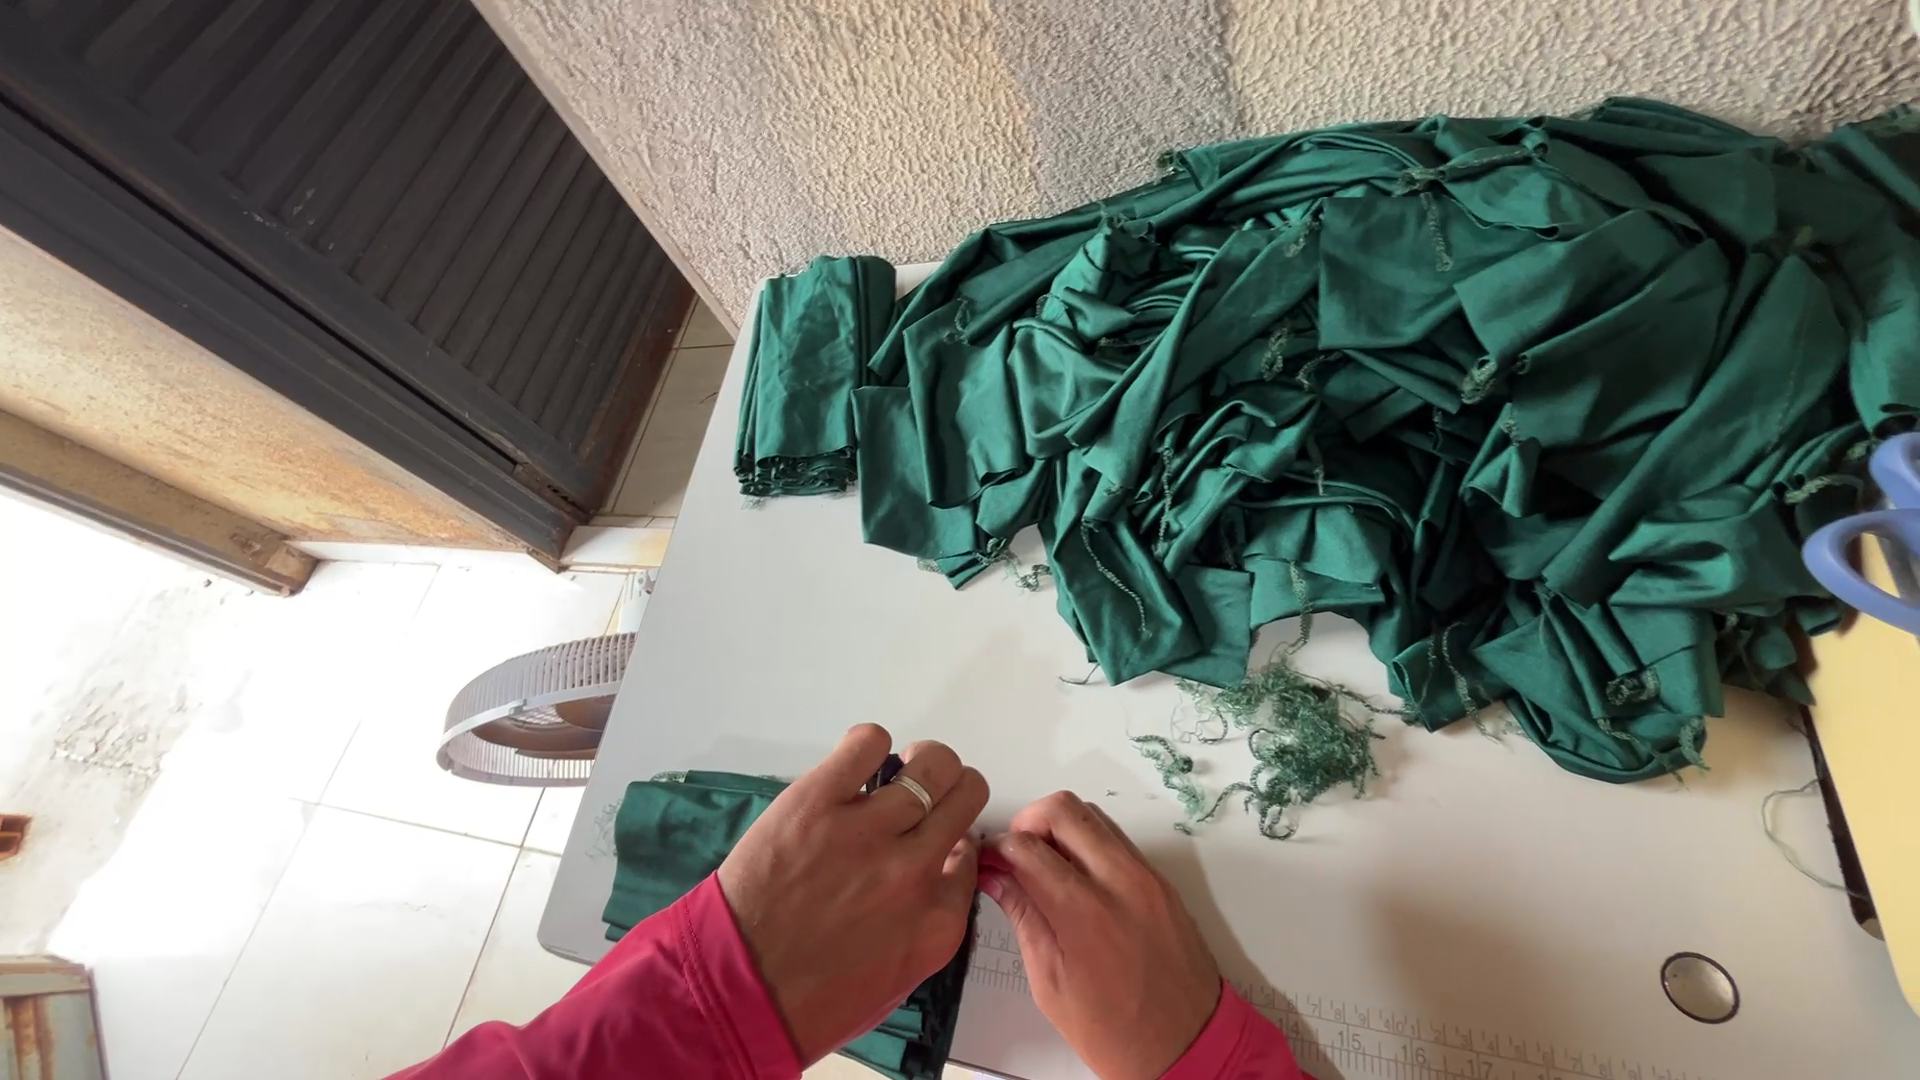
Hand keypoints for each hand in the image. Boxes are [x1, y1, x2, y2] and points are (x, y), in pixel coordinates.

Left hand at [717, 724, 988, 1064]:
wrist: (734, 989)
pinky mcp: (820, 799)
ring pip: (931, 763)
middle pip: (965, 793)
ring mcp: (868, 830)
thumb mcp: (898, 973)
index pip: (972, 850)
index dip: (954, 837)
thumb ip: (931, 916)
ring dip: (920, 763)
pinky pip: (869, 742)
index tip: (932, 838)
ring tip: (894, 774)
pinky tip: (857, 765)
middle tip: (922, 795)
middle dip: (952, 788)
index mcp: (937, 919)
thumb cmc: (814, 995)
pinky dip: (871, 745)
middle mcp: (915, 869)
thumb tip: (944, 863)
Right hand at [982, 792, 1220, 1079]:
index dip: (997, 847)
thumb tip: (996, 874)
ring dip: (1059, 826)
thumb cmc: (1113, 1031)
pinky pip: (1115, 836)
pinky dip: (1087, 840)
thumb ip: (1024, 916)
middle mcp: (1118, 881)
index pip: (1026, 847)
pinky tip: (1074, 873)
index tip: (987, 861)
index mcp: (1083, 914)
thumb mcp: (1050, 983)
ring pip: (1091, 813)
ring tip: (1044, 862)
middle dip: (1027, 821)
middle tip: (1014, 852)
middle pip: (1062, 808)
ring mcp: (1145, 874)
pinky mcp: (1159, 878)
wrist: (1191, 1046)